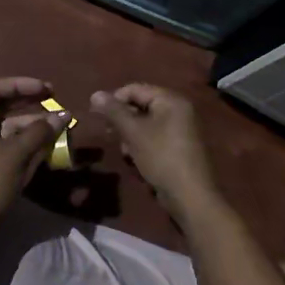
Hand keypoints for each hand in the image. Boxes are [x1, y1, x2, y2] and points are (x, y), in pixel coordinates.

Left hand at [0, 77, 67, 243]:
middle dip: (29, 105)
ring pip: (4, 129)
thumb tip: (61, 115)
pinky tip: (44, 147)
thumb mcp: (15, 155)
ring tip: (57, 127)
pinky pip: (3, 146)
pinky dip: (23, 144)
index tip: (45, 89)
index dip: (19, 84)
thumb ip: (39, 132)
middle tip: (55, 103)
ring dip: (30, 126)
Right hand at [91, 84, 219, 211]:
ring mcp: (181, 129)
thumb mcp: (133, 132)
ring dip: (130, 133)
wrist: (189, 194)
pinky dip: (141, 143)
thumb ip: (113, 111)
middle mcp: (178, 110)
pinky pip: (155, 136)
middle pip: (141, 105)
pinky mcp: (179, 146)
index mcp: (171, 100)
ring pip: (146, 122)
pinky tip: (134, 157)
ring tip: (123, 149)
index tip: (97, 115)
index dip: (114, 100)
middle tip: (108, 133)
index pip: (135, 89)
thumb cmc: (160, 156)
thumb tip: (95, 94)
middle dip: (122, 118)